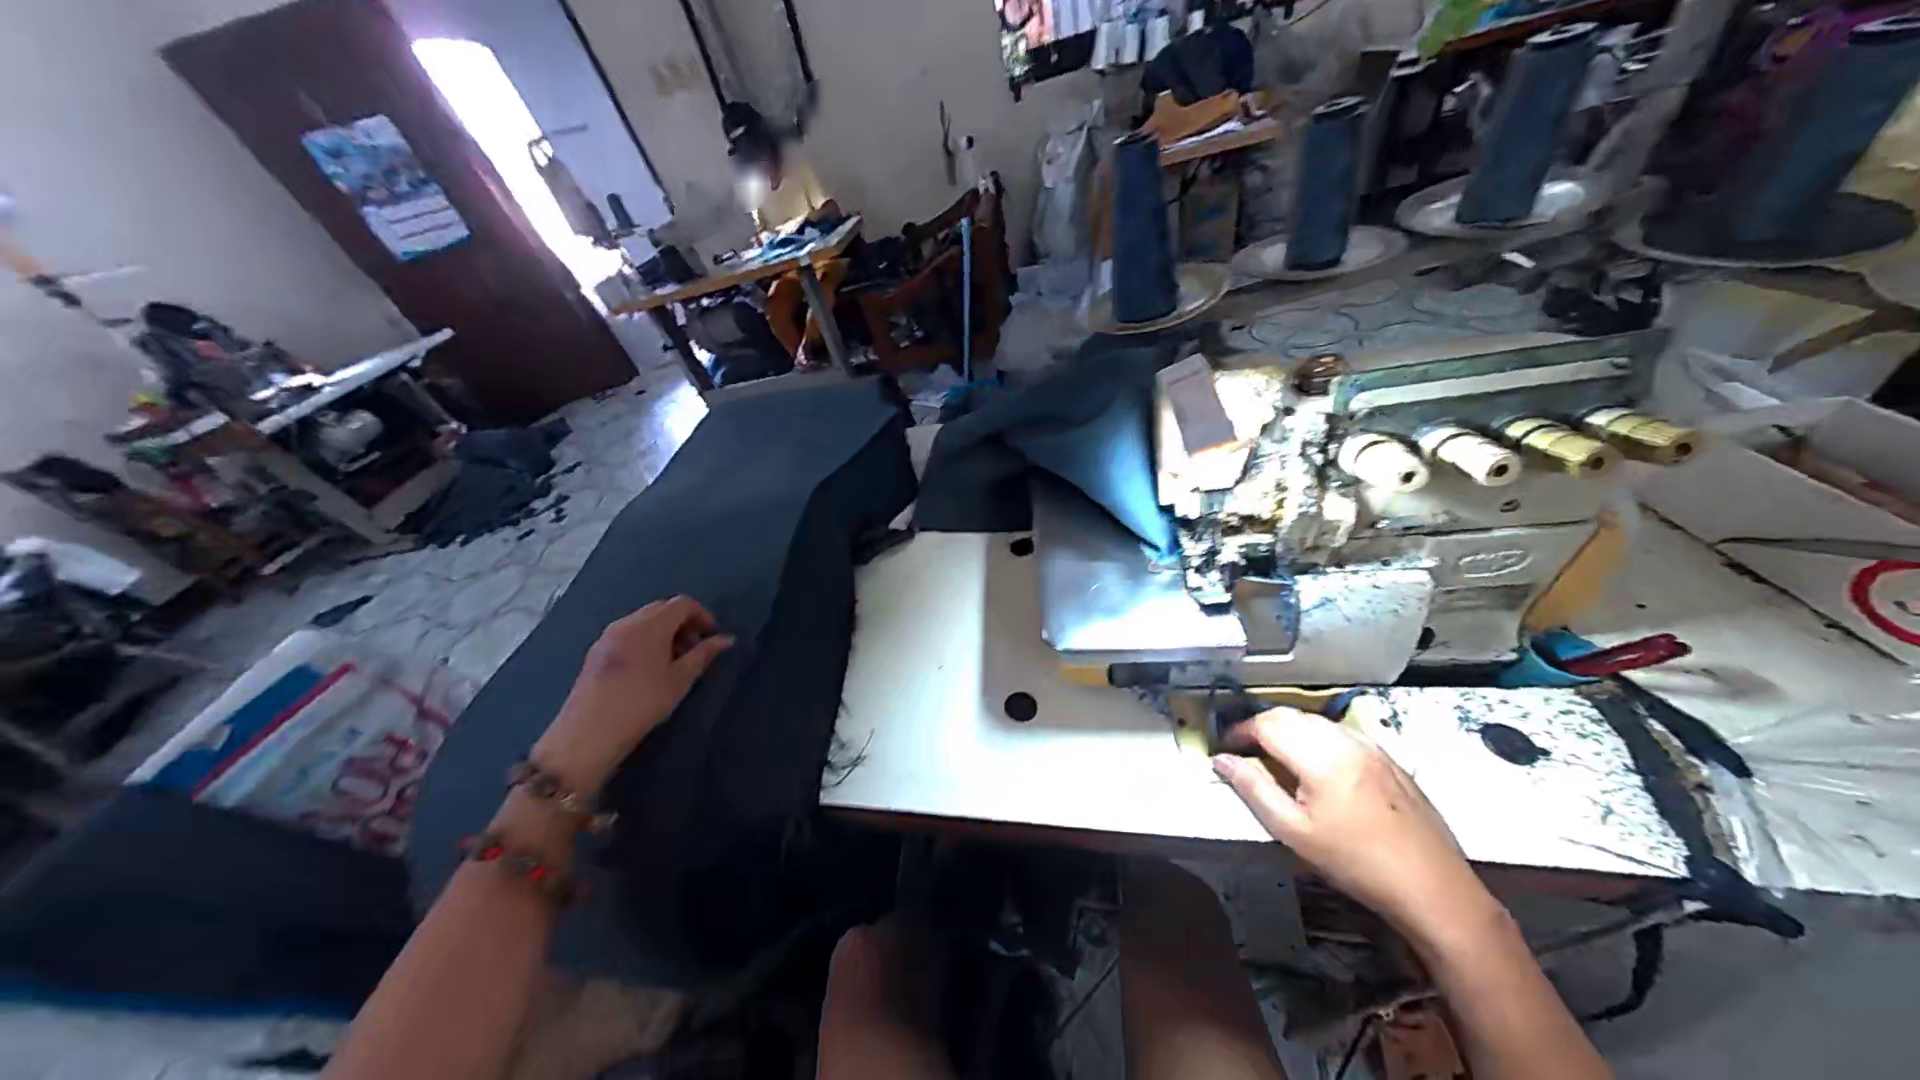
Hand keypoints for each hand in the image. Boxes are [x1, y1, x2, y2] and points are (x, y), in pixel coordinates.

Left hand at [532, 596, 733, 792]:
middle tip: (695, 649)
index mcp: (650, 625)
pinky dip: (645, 639)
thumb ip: (704, 654)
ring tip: (673, 661)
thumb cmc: (643, 703)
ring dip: (664, 631)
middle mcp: (627, 623)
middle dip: (683, 622)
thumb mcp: (680, 680)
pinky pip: (628, 633)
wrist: (589, 733)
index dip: (702, 615)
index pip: (682, 604)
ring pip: (643, 620)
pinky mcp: (596, 651)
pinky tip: (648, 668)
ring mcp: (608, 636)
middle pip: (661, 608)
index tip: (712, 637)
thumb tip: (726, 639)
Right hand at [1211, 708, 1495, 947]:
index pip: (1266, 724)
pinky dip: (1316, 737)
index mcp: (1320, 757)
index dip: (1239, 731)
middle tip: (1244, 750)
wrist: (1432, 887)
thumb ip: (1253, 789)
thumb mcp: (1293, 831)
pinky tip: (1315, 764)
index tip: (1224, 748)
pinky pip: (1340, 732)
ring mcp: (1371, 747)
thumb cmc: (1355, 863)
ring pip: (1316, 721)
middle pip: (1290, 715)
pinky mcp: (1388, 758)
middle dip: (1261, 726)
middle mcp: (1345, 741)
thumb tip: (1221, 760)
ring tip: (1275, 756)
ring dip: (1288, 729)